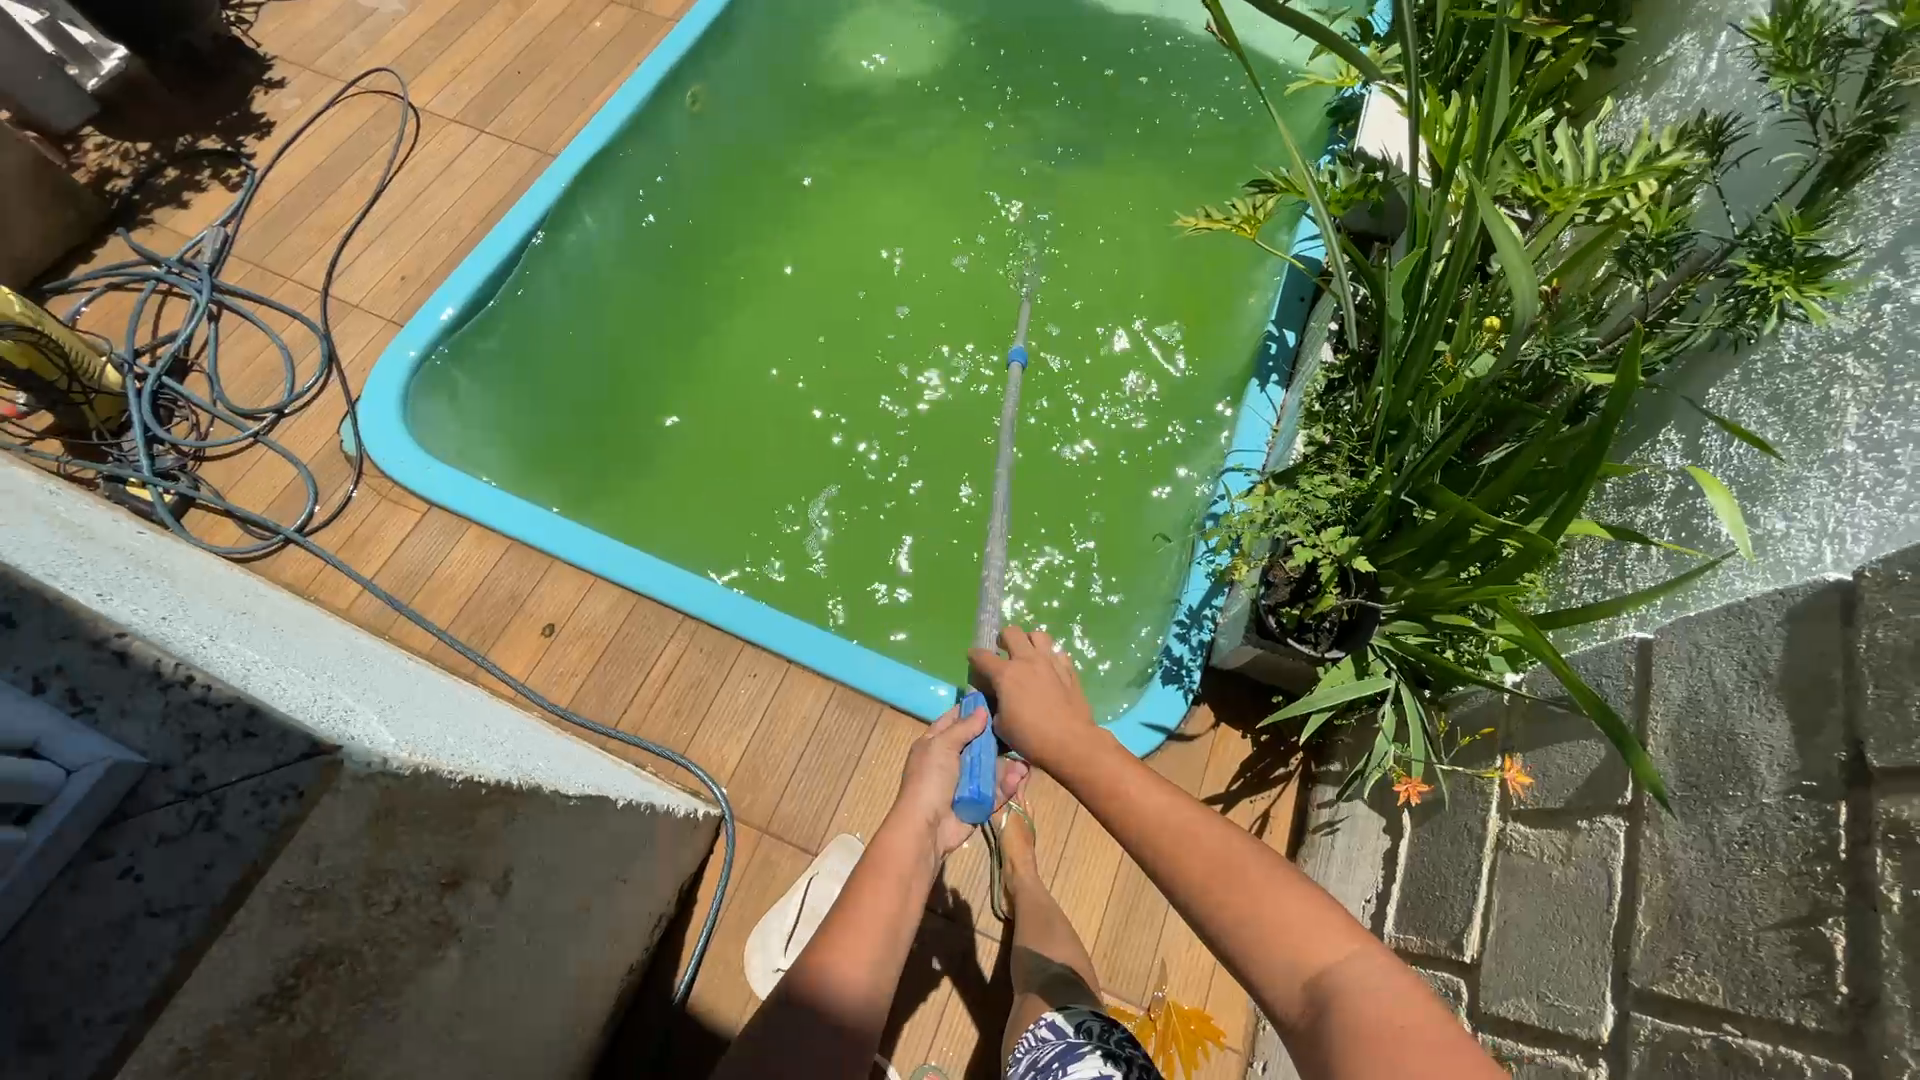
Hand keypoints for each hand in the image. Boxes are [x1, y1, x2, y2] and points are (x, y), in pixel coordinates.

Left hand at [891, 705, 1028, 856]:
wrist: (926, 827)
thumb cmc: (930, 780)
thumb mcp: (942, 746)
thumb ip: (963, 728)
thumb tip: (982, 710)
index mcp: (935, 744)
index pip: (955, 720)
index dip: (972, 711)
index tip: (995, 700)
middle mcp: (950, 761)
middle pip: (978, 744)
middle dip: (997, 740)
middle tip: (1017, 732)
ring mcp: (964, 783)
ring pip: (990, 768)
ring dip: (1007, 765)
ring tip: (1024, 762)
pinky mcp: (977, 803)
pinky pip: (995, 791)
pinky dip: (1006, 785)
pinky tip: (1019, 777)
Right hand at [967, 626, 1099, 770]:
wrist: (1070, 741)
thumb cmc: (1030, 737)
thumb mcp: (1001, 726)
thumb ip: (997, 707)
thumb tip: (1000, 701)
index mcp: (1006, 674)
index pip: (982, 656)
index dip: (974, 655)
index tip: (972, 657)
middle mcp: (1027, 661)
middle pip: (1012, 632)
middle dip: (1003, 638)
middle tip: (1003, 649)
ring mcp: (1051, 663)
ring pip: (1039, 635)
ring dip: (1030, 641)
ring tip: (1028, 653)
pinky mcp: (1069, 671)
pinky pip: (1059, 654)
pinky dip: (1051, 657)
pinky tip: (1050, 669)